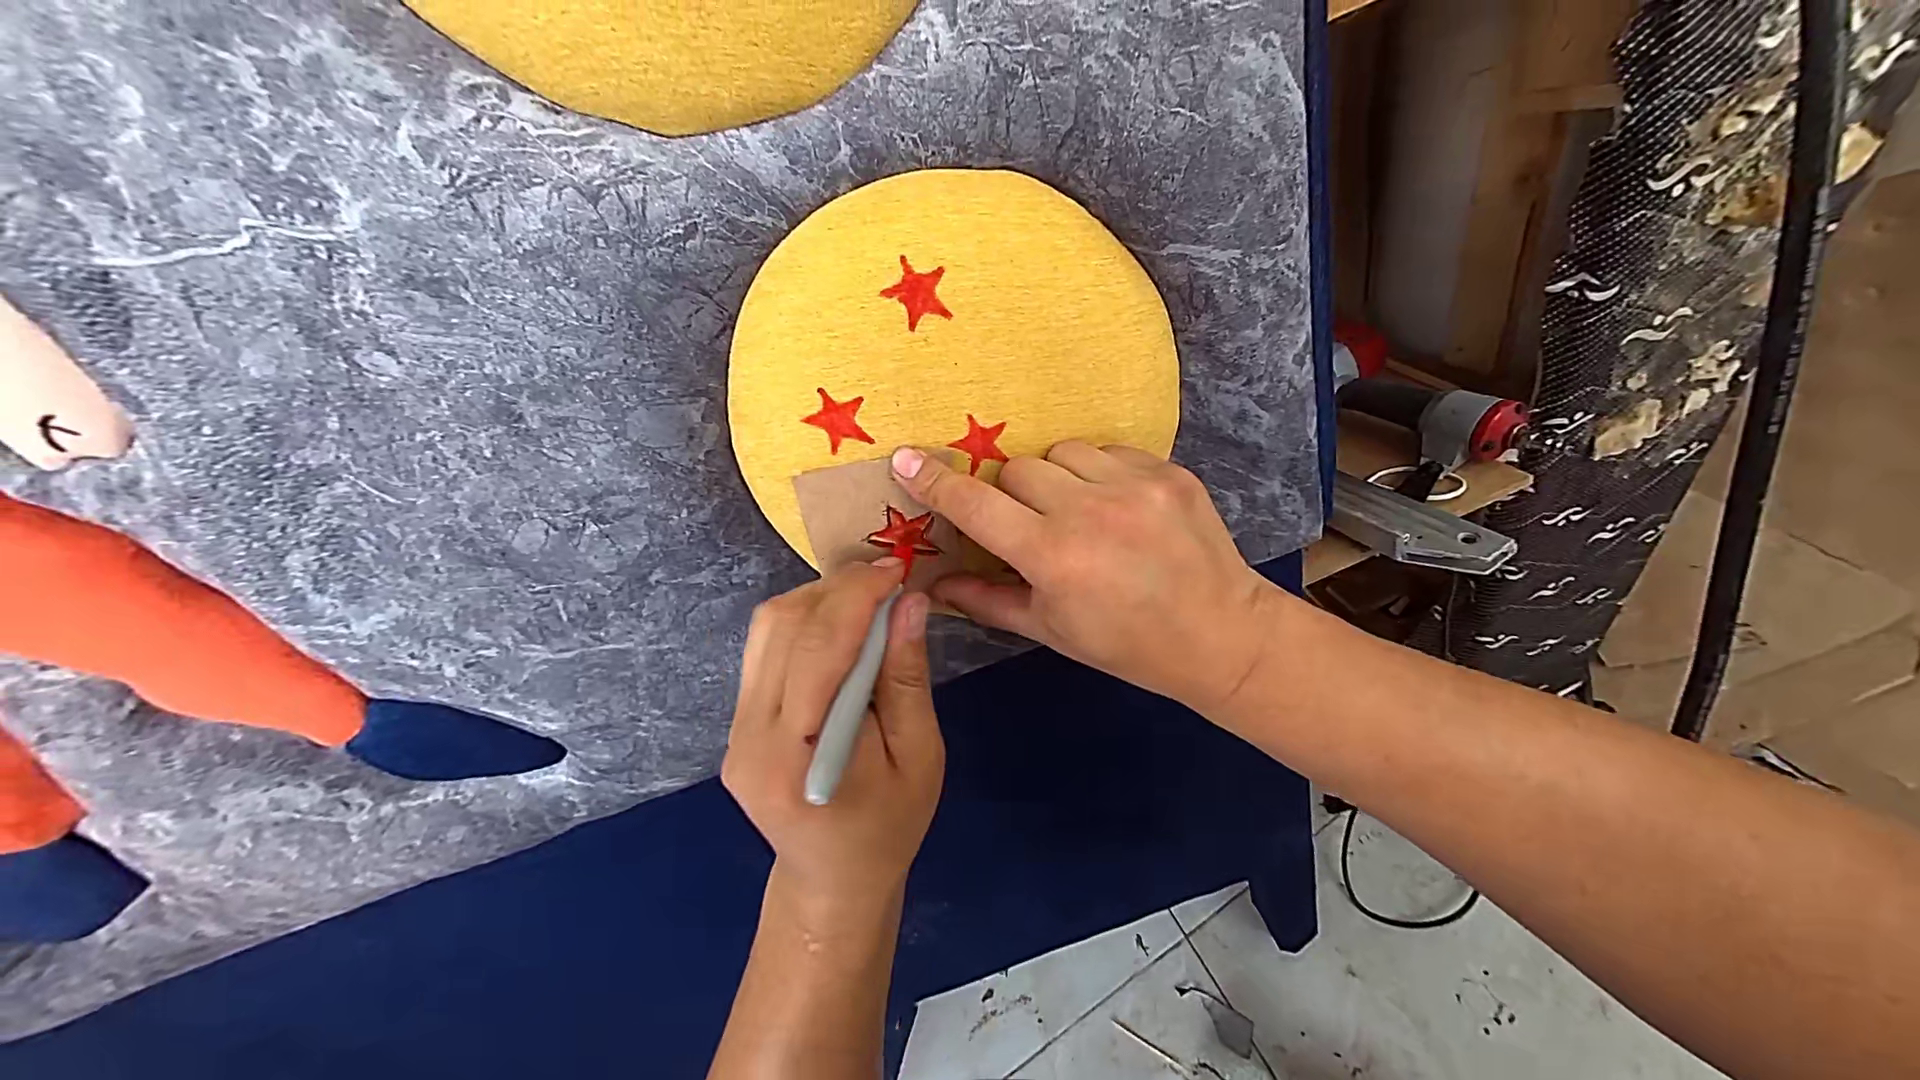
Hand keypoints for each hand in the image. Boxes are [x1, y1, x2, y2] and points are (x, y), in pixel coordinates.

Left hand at [722, 559, 944, 908]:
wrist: (833, 879)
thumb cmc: (889, 827)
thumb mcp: (921, 755)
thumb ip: (908, 677)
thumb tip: (911, 603)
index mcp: (798, 757)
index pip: (820, 649)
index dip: (858, 597)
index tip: (897, 570)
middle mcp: (750, 737)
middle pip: (785, 628)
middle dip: (840, 589)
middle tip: (888, 578)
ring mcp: (735, 729)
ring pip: (767, 629)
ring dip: (818, 598)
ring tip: (866, 597)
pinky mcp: (736, 723)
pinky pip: (764, 648)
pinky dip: (803, 620)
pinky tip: (838, 624)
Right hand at [890, 442, 1289, 715]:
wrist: (1219, 633)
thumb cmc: (1125, 643)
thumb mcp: (1050, 629)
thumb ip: (986, 601)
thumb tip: (933, 585)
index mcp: (1053, 556)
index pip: (976, 506)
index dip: (936, 483)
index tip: (907, 460)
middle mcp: (1089, 511)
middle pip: (1016, 468)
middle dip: (1011, 493)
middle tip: (1033, 525)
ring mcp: (1133, 485)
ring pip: (1060, 452)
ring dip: (1055, 478)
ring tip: (1080, 512)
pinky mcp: (1166, 471)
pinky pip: (1107, 451)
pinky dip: (1097, 473)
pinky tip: (1117, 507)